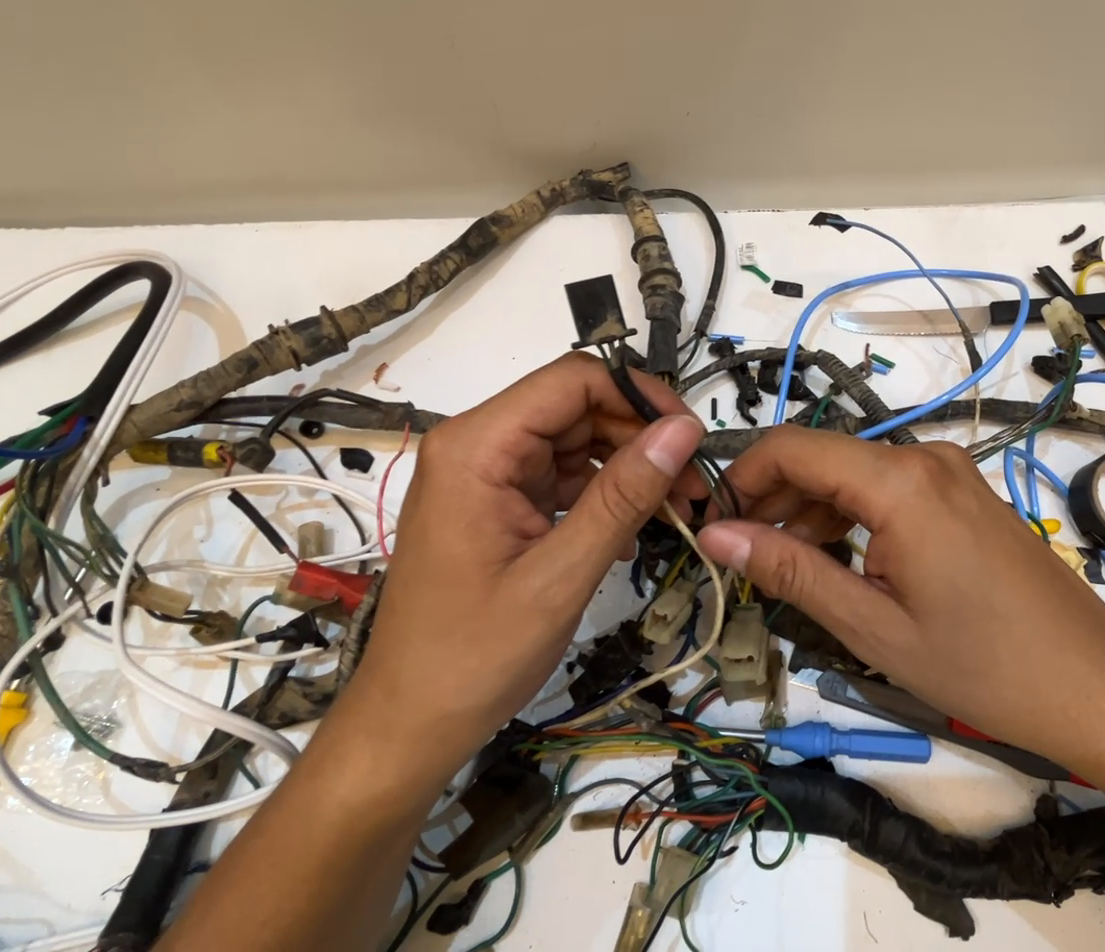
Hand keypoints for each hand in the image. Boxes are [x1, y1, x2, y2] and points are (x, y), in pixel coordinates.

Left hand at [347, 353, 703, 776]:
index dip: (640, 397)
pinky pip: (563, 480)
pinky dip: (604, 499)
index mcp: (477, 447)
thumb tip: (684, 430)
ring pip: (577, 444)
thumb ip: (624, 496)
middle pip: (577, 410)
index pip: (572, 381)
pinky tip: (632, 536)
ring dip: (630, 472)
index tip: (692, 439)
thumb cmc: (475, 655)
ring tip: (676, 515)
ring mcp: (487, 477)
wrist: (411, 722)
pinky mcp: (497, 506)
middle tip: (693, 492)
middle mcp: (477, 447)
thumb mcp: (561, 575)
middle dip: (641, 441)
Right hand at [696, 428, 1104, 784]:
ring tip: (786, 570)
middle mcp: (926, 458)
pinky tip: (841, 563)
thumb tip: (716, 535)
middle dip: (774, 501)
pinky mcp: (967, 496)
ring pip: (856, 476)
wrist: (1094, 684)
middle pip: (824, 459)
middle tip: (741, 559)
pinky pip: (892, 491)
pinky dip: (855, 519)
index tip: (712, 527)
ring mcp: (953, 475)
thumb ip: (790, 571)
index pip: (793, 447)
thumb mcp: (872, 625)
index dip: (742, 479)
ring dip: (812, 513)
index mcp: (900, 480)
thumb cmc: (981, 665)